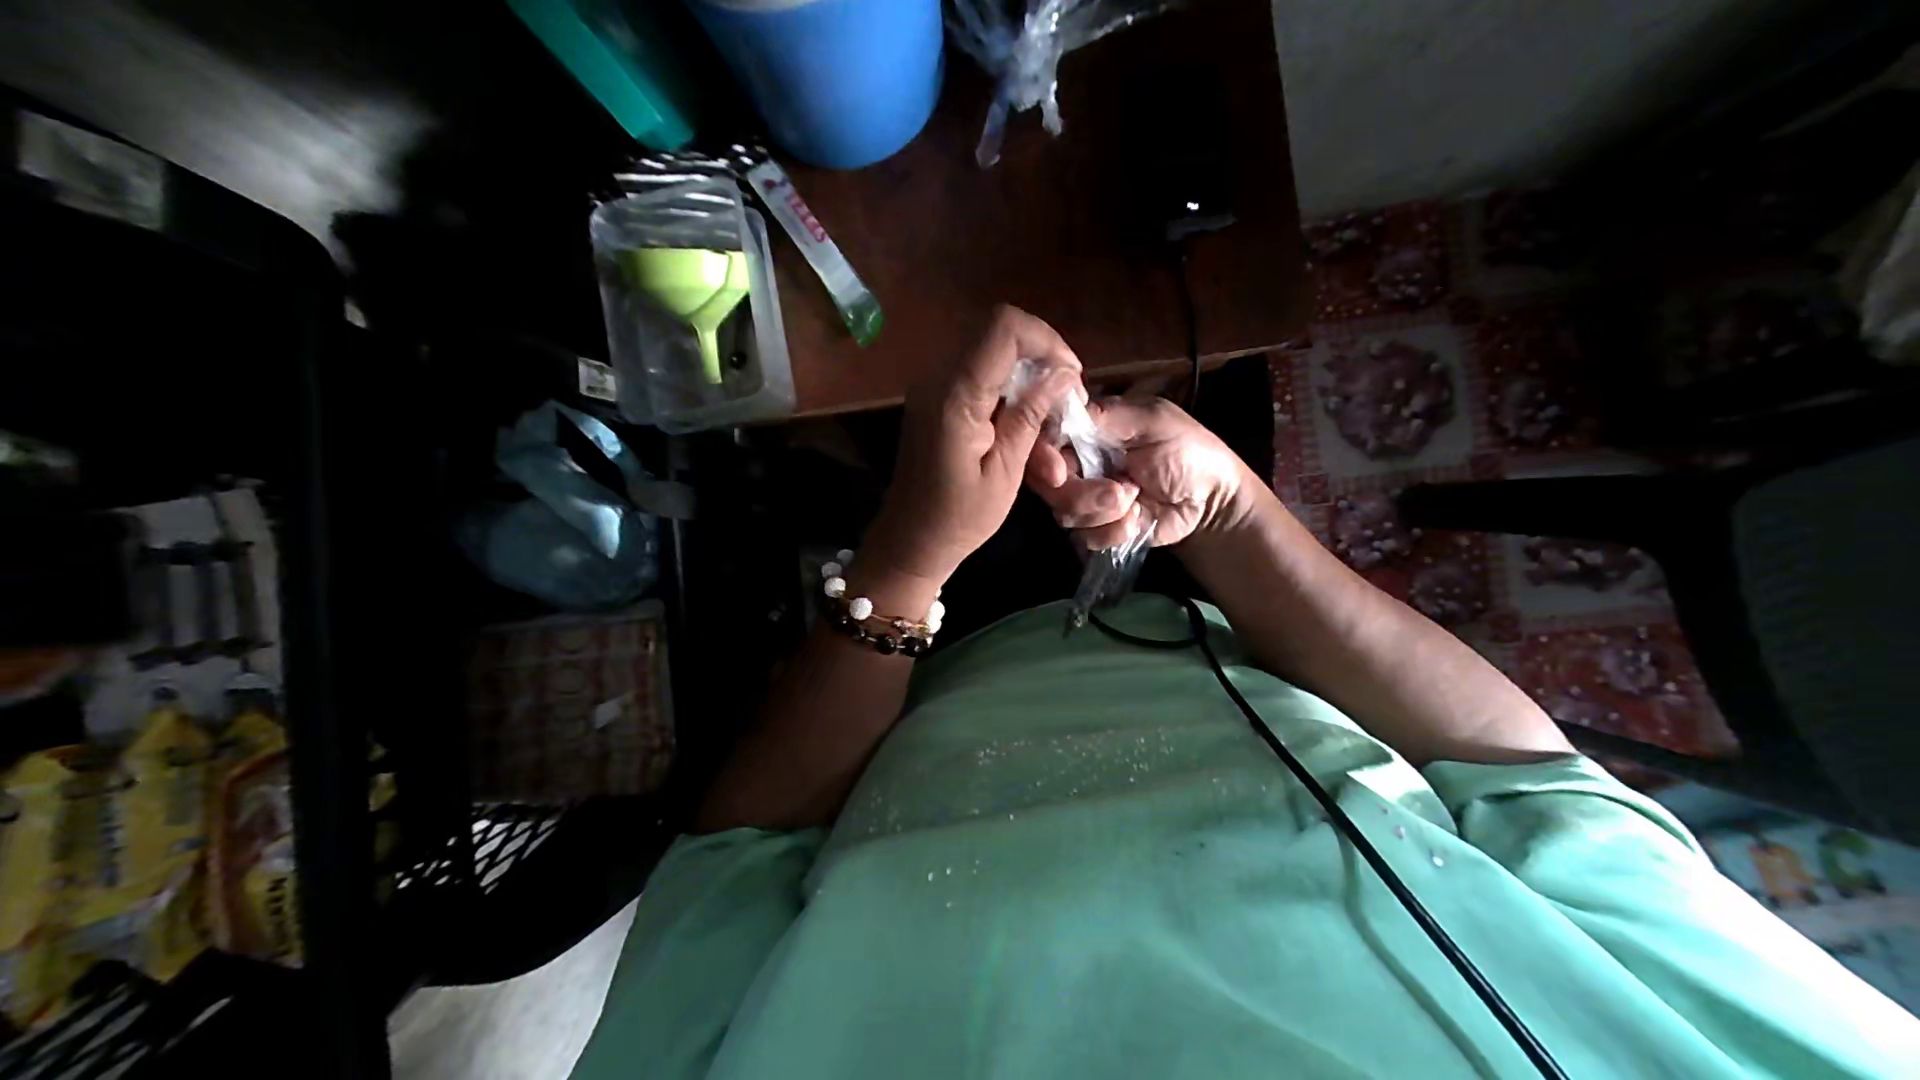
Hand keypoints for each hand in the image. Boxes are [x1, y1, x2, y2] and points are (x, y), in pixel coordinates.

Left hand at [862, 306, 1083, 585]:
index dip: (1046, 341)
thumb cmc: (959, 517)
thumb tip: (1064, 374)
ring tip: (1052, 418)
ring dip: (1027, 376)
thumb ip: (1031, 415)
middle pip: (998, 333)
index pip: (1003, 329)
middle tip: (1067, 398)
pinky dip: (1008, 389)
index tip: (1071, 378)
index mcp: (955, 397)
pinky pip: (978, 374)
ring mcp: (932, 385)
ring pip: (991, 353)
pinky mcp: (934, 397)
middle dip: (1041, 358)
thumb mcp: (1006, 472)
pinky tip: (1026, 423)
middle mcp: (938, 378)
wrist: (910, 538)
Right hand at [1026, 396, 1256, 549]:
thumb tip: (1060, 407)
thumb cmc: (1188, 450)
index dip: (1042, 458)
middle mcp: (1077, 463)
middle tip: (1120, 491)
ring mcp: (1084, 498)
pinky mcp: (1096, 528)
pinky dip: (1114, 532)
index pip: (1043, 440)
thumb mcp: (1153, 422)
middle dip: (1081, 493)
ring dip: (1104, 513)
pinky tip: (1138, 520)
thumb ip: (1106, 416)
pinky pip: (1085, 538)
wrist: (1211, 500)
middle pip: (1047, 484)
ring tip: (1136, 501)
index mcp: (1085, 430)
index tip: (1060, 472)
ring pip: (1065, 513)